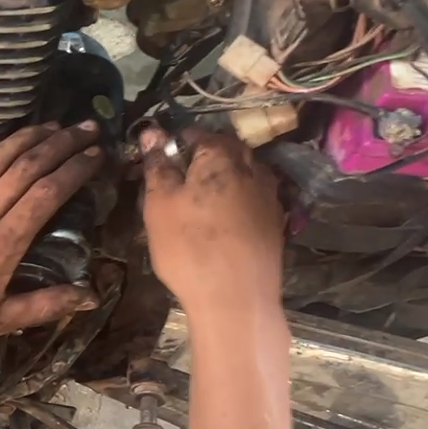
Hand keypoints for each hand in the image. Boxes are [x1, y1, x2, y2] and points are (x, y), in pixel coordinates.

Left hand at [0, 123, 104, 362]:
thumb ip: (45, 305)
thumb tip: (89, 296)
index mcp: (4, 241)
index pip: (48, 192)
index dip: (75, 169)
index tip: (97, 154)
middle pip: (26, 167)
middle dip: (59, 144)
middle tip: (85, 128)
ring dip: (23, 139)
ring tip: (48, 126)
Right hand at [139, 127, 284, 320]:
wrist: (235, 296)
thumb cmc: (189, 248)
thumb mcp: (159, 206)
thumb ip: (157, 166)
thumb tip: (151, 132)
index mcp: (221, 155)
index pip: (194, 134)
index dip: (172, 145)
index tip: (155, 167)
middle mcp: (252, 165)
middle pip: (222, 150)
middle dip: (199, 160)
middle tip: (173, 186)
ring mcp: (269, 192)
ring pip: (239, 173)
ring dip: (219, 180)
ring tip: (196, 205)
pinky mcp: (276, 218)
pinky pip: (250, 195)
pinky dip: (234, 200)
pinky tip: (219, 223)